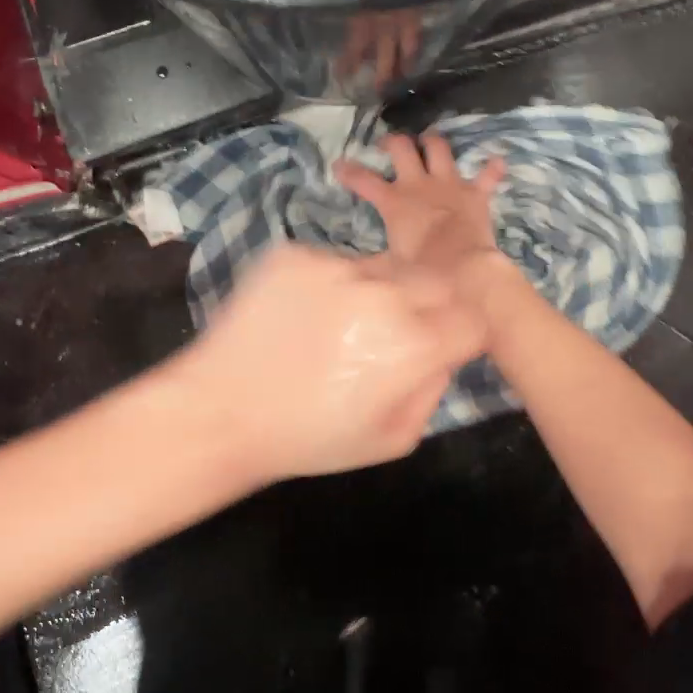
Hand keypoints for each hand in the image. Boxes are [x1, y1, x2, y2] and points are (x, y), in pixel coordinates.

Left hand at [170, 245, 484, 479]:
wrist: (221, 412)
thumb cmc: (309, 437)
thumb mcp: (392, 439)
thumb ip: (433, 390)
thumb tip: (445, 353)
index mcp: (413, 343)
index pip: (471, 318)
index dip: (460, 334)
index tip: (440, 345)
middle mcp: (382, 293)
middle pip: (434, 280)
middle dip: (428, 304)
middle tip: (391, 333)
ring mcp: (335, 266)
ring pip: (381, 267)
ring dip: (376, 291)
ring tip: (336, 327)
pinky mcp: (295, 253)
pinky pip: (332, 262)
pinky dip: (328, 284)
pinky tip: (302, 315)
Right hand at [336, 133, 510, 291]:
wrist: (463, 270)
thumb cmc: (421, 270)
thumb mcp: (388, 267)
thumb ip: (371, 264)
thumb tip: (350, 274)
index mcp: (394, 202)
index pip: (364, 180)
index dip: (349, 171)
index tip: (339, 165)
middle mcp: (419, 184)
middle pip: (402, 148)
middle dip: (393, 142)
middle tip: (389, 145)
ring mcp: (449, 184)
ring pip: (439, 148)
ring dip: (433, 142)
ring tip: (429, 140)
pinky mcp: (476, 193)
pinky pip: (487, 174)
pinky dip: (491, 168)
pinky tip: (495, 161)